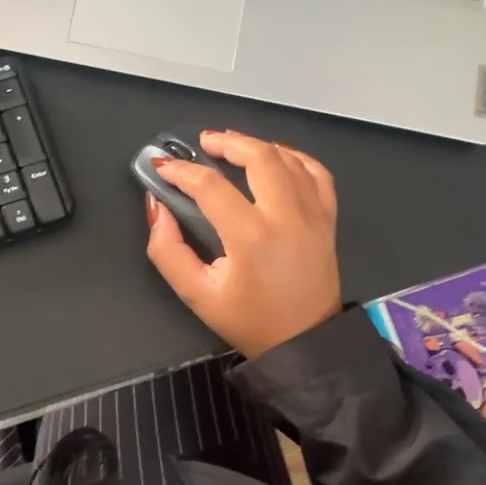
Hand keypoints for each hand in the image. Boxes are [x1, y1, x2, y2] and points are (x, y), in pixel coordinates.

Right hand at [146, 129, 341, 358]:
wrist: (304, 342)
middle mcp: (286, 216)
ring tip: (233, 145)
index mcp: (250, 236)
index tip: (163, 167)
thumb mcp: (196, 294)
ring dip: (257, 145)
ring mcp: (313, 214)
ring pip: (288, 159)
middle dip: (227, 142)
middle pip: (258, 156)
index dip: (182, 171)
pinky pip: (316, 173)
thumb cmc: (248, 321)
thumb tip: (157, 209)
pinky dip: (295, 157)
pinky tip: (276, 157)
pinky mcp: (328, 219)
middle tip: (204, 142)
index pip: (210, 186)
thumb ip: (168, 250)